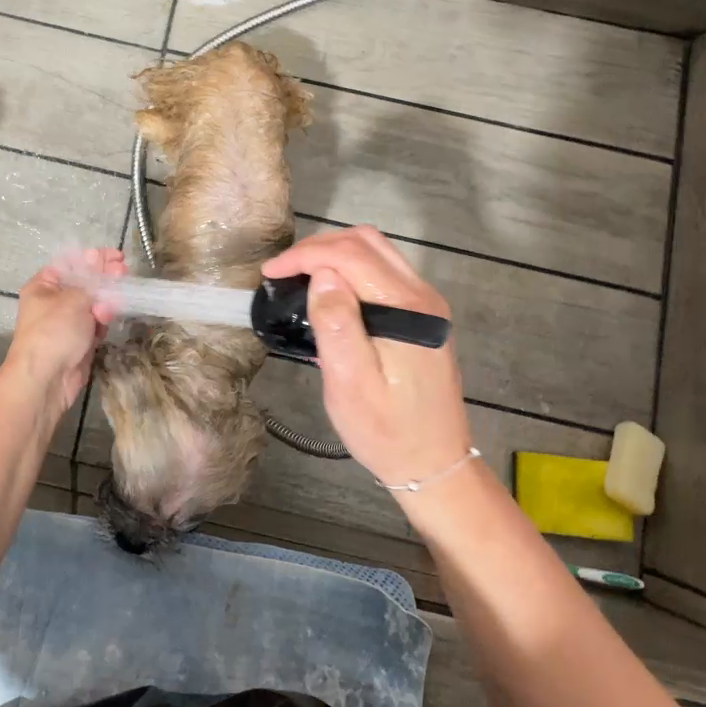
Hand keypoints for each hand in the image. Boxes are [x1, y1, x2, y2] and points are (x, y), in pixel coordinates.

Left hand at [5, 248, 125, 413]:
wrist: (47, 378)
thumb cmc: (54, 331)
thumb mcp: (73, 298)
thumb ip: (93, 281)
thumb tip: (103, 265)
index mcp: (44, 285)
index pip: (72, 264)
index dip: (94, 258)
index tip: (116, 256)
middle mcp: (54, 302)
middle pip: (85, 283)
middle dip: (105, 278)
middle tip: (124, 272)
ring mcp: (67, 322)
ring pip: (94, 303)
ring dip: (106, 299)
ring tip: (118, 297)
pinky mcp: (80, 340)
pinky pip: (96, 323)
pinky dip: (104, 319)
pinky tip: (108, 318)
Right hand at [262, 226, 471, 490]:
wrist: (433, 465)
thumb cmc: (386, 430)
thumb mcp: (350, 384)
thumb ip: (337, 325)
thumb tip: (323, 275)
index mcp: (406, 308)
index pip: (351, 255)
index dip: (305, 255)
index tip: (271, 273)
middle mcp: (422, 296)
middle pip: (367, 242)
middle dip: (319, 247)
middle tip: (283, 272)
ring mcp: (426, 304)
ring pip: (377, 251)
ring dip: (335, 254)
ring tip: (300, 278)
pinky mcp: (422, 316)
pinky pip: (383, 271)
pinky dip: (350, 268)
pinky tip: (329, 292)